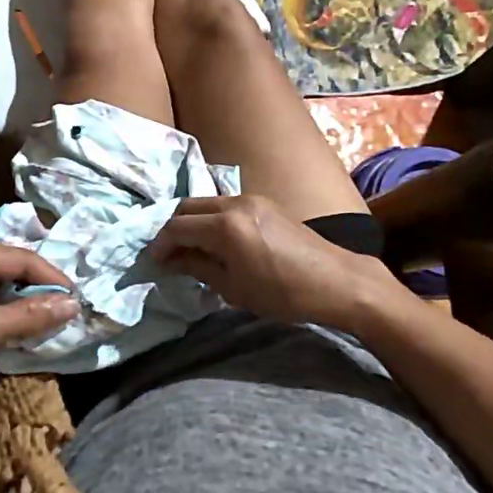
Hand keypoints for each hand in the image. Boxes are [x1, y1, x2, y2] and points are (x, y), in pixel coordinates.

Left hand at [0, 239, 78, 425]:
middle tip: (67, 313)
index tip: (80, 302)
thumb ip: (28, 316)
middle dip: (37, 290)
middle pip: (9, 267)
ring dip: (19, 303)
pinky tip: (16, 327)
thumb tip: (72, 304)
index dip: (53, 279)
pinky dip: (0, 310)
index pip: (21, 258)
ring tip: (48, 322)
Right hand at [152, 195, 407, 331]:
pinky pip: (225, 205)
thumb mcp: (233, 287)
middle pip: (187, 207)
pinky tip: (214, 241)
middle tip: (167, 254)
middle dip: (172, 229)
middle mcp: (234, 203)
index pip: (176, 227)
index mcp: (225, 226)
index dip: (160, 245)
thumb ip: (197, 267)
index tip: (154, 263)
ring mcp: (251, 199)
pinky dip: (210, 219)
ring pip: (206, 204)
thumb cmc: (283, 293)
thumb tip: (171, 260)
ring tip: (189, 249)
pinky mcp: (265, 203)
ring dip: (191, 222)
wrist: (338, 282)